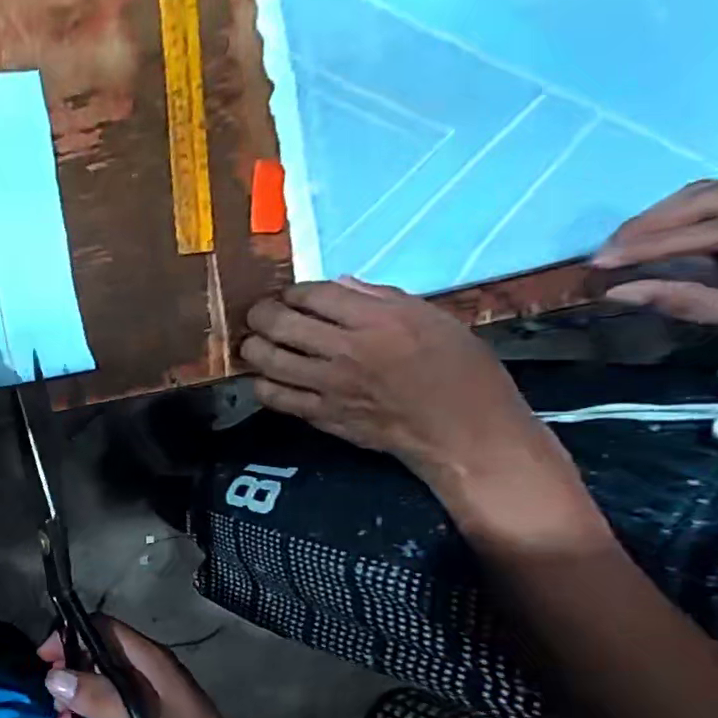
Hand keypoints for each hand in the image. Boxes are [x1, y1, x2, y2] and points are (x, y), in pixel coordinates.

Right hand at [37, 616, 271, 717]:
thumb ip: (97, 700)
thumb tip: (53, 676)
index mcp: (151, 662)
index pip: (102, 627)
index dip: (70, 636)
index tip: (45, 664)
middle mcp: (151, 671)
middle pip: (100, 651)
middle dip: (70, 668)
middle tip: (51, 701)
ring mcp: (155, 697)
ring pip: (105, 679)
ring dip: (79, 694)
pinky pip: (114, 704)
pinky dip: (93, 712)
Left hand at [240, 278, 603, 547]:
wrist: (464, 433)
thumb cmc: (461, 372)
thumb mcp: (434, 319)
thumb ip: (381, 299)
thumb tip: (338, 285)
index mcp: (378, 321)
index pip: (314, 295)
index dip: (293, 291)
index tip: (290, 295)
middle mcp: (346, 351)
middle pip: (279, 323)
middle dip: (261, 313)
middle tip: (259, 314)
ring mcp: (328, 386)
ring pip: (267, 359)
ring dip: (253, 347)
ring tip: (255, 342)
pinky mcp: (321, 416)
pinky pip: (275, 397)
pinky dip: (262, 383)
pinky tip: (266, 377)